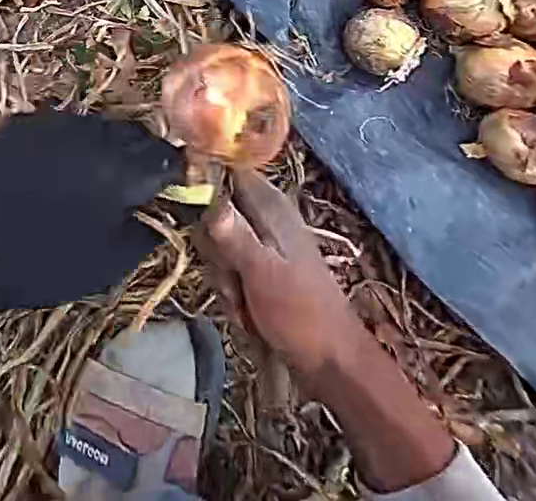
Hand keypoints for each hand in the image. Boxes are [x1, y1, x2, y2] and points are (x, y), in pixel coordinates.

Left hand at [0, 110, 181, 348]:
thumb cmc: (44, 264)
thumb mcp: (110, 262)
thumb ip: (152, 228)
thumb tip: (176, 207)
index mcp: (120, 169)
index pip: (167, 157)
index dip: (174, 173)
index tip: (170, 189)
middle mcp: (93, 134)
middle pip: (136, 134)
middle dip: (143, 156)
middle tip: (132, 185)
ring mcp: (56, 122)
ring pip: (100, 125)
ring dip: (108, 146)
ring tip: (93, 176)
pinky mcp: (25, 121)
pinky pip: (64, 124)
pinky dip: (71, 142)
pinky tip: (57, 168)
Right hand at [196, 168, 370, 381]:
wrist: (333, 363)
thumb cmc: (301, 313)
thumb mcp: (261, 271)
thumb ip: (231, 232)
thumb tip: (202, 193)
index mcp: (270, 205)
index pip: (225, 173)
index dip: (206, 189)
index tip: (203, 222)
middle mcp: (264, 216)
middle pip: (214, 213)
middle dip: (215, 249)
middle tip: (232, 276)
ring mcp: (263, 243)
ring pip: (217, 244)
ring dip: (223, 277)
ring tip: (243, 302)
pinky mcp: (261, 268)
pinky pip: (228, 268)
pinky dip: (232, 291)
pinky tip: (246, 312)